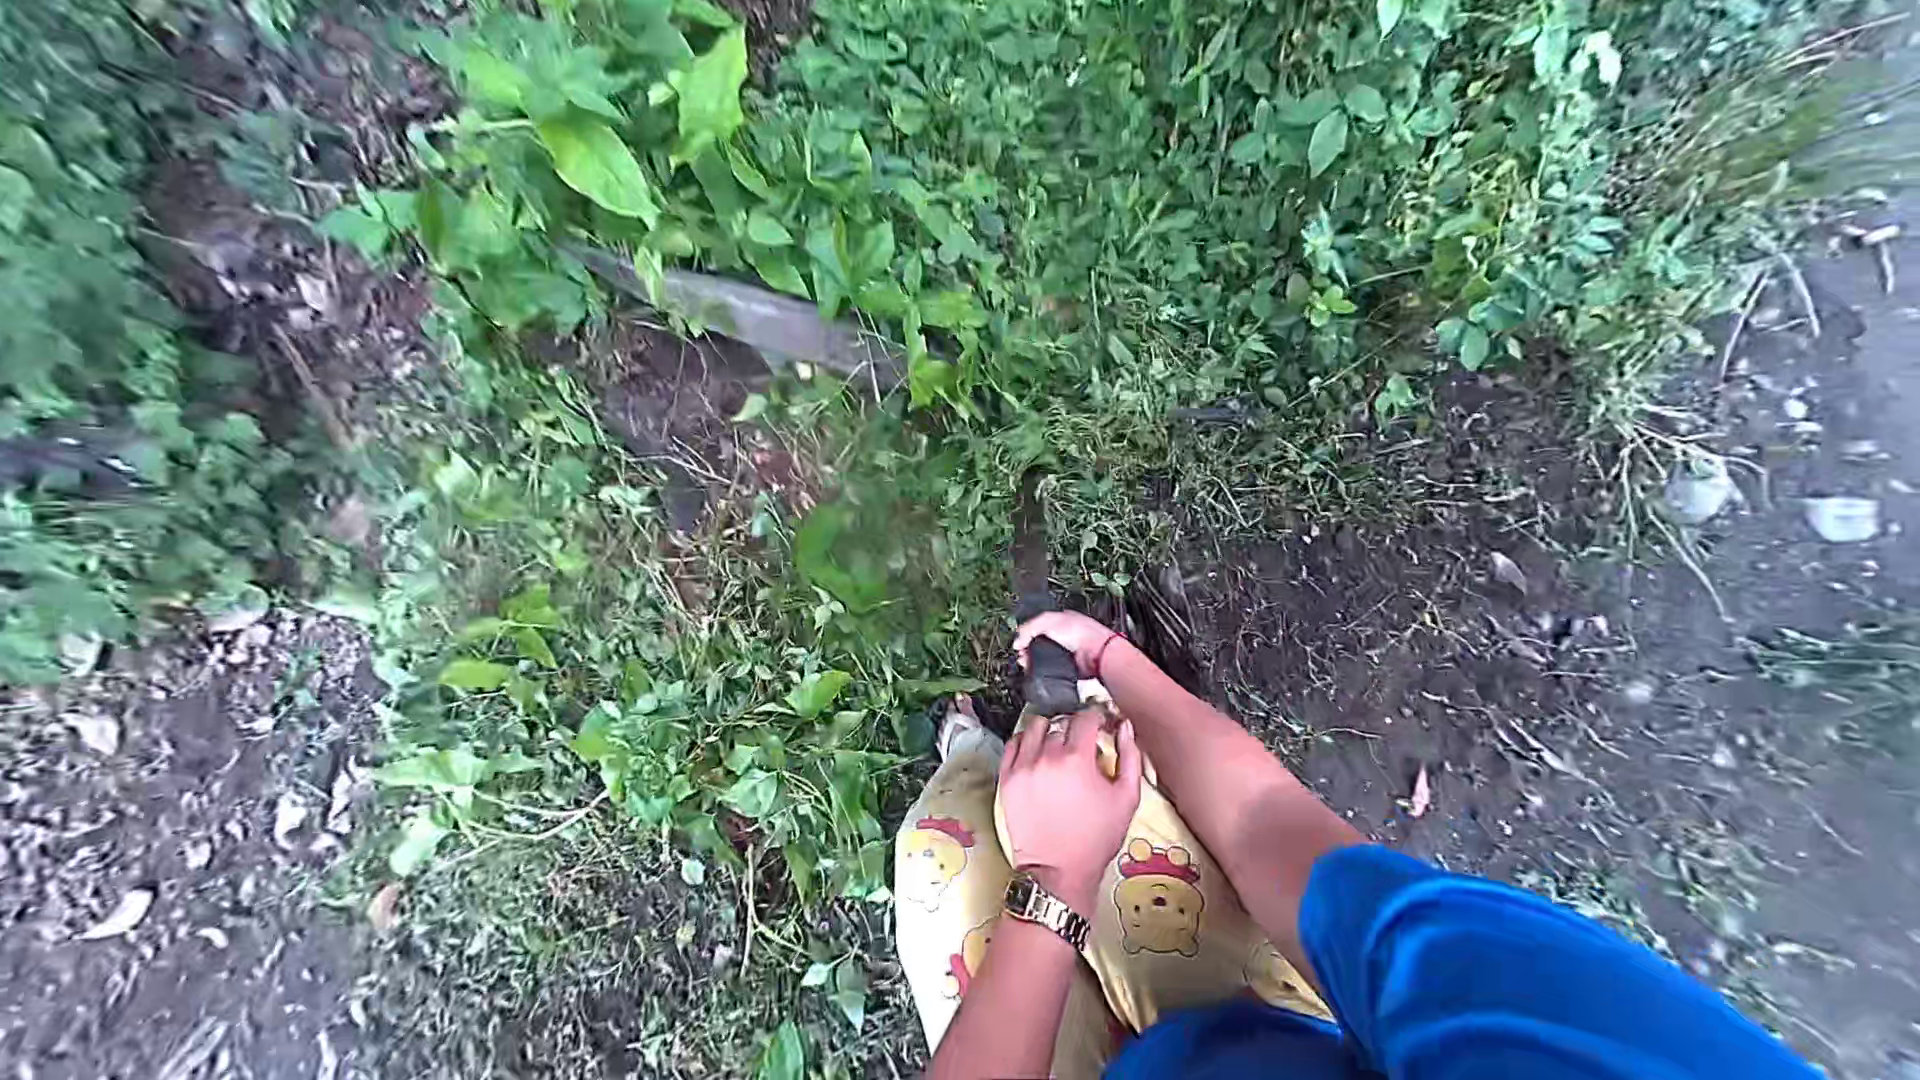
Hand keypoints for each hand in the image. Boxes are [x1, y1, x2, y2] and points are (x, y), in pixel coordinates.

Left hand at [998, 708, 1142, 913]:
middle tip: (1083, 743)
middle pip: (1061, 722)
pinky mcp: (1006, 777)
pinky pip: (1014, 743)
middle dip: (1075, 728)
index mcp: (1077, 758)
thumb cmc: (1096, 838)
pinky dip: (1027, 742)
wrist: (1058, 871)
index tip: (1101, 725)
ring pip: (1035, 727)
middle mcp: (1046, 755)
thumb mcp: (1127, 799)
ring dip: (1049, 730)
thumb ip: (1130, 757)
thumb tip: (1125, 727)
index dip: (1097, 717)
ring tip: (1058, 747)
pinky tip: (1037, 754)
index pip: (1086, 718)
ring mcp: (1023, 765)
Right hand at [1013, 611, 1125, 678]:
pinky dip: (1043, 671)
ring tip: (1026, 663)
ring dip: (1033, 661)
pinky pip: (1052, 670)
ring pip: (1043, 657)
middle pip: (1039, 642)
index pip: (1038, 625)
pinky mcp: (1069, 667)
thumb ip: (1029, 628)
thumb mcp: (1047, 621)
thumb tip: (1018, 641)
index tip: (1019, 642)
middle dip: (1027, 649)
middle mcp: (1065, 635)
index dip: (1026, 633)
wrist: (1097, 653)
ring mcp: (1067, 652)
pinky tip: (1037, 671)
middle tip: (1021, 654)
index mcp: (1061, 620)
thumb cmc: (1080, 631)